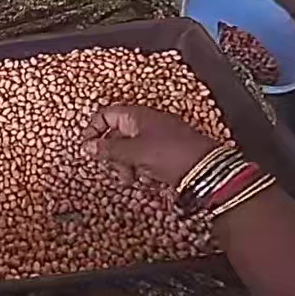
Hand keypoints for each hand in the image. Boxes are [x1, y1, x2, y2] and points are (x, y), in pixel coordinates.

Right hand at [83, 104, 218, 186]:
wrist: (207, 170)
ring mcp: (156, 137)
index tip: (88, 147)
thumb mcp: (134, 153)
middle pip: (116, 136)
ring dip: (127, 166)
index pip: (105, 115)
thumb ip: (108, 150)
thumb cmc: (172, 154)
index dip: (93, 130)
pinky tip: (150, 179)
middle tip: (117, 170)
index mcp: (136, 115)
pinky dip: (142, 170)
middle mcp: (145, 123)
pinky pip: (144, 159)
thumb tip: (87, 146)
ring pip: (129, 150)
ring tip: (134, 179)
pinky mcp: (165, 152)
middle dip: (114, 156)